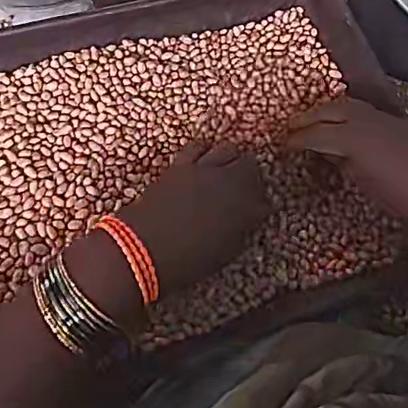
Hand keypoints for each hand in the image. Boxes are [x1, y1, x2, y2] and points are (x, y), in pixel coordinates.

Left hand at [118, 142, 268, 295]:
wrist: (144, 249)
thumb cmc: (187, 259)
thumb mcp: (225, 252)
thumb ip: (241, 230)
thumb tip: (246, 219)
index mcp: (243, 207)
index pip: (263, 198)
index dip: (261, 205)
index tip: (258, 212)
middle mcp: (227, 182)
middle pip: (250, 165)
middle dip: (252, 177)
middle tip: (247, 189)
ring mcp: (203, 169)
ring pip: (228, 149)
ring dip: (232, 160)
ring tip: (228, 172)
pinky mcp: (181, 165)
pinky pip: (198, 147)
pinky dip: (205, 151)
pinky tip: (204, 161)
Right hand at [284, 97, 407, 224]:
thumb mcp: (370, 187)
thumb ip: (345, 165)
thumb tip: (329, 154)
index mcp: (351, 138)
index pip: (314, 134)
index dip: (297, 140)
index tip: (283, 146)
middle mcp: (363, 120)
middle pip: (326, 111)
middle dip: (306, 119)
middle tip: (290, 130)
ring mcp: (381, 117)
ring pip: (344, 105)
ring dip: (324, 111)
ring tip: (313, 122)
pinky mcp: (395, 120)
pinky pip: (359, 108)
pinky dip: (343, 112)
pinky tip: (343, 123)